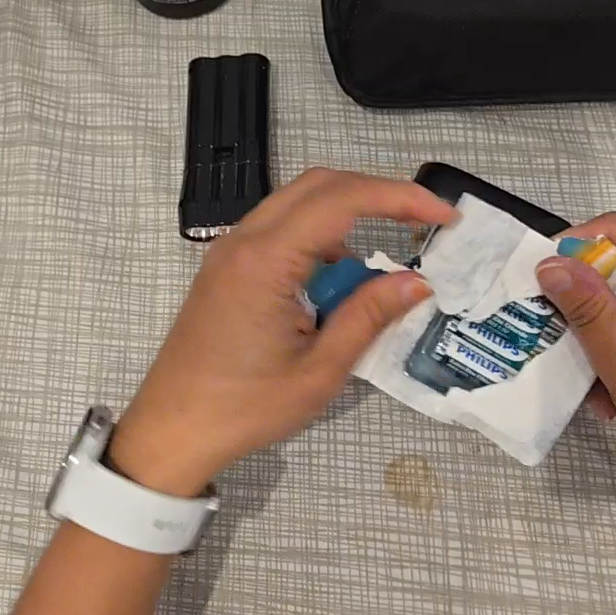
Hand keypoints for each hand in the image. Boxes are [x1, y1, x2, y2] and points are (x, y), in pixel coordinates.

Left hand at [112, 169, 456, 496]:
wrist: (172, 429)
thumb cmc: (245, 408)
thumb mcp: (319, 371)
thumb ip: (368, 317)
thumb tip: (416, 282)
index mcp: (266, 261)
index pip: (342, 200)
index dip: (400, 198)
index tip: (443, 216)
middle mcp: (244, 241)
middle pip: (319, 184)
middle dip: (377, 193)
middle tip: (423, 221)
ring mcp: (230, 250)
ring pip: (297, 202)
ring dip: (346, 213)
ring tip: (388, 247)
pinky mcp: (226, 267)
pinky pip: (279, 228)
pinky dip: (318, 235)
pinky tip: (339, 273)